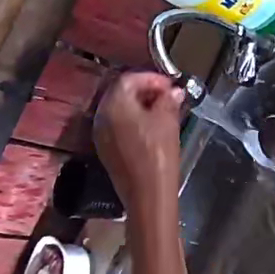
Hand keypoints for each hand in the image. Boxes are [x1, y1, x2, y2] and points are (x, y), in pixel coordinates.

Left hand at [93, 71, 186, 213]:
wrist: (147, 194)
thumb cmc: (158, 153)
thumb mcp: (167, 121)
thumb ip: (168, 100)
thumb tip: (173, 92)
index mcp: (114, 105)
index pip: (129, 79)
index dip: (151, 78)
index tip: (170, 85)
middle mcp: (101, 116)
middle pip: (120, 93)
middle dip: (144, 90)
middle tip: (167, 95)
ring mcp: (100, 134)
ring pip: (118, 110)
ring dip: (138, 106)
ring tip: (162, 111)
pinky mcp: (106, 150)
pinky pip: (117, 126)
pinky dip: (132, 121)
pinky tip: (151, 128)